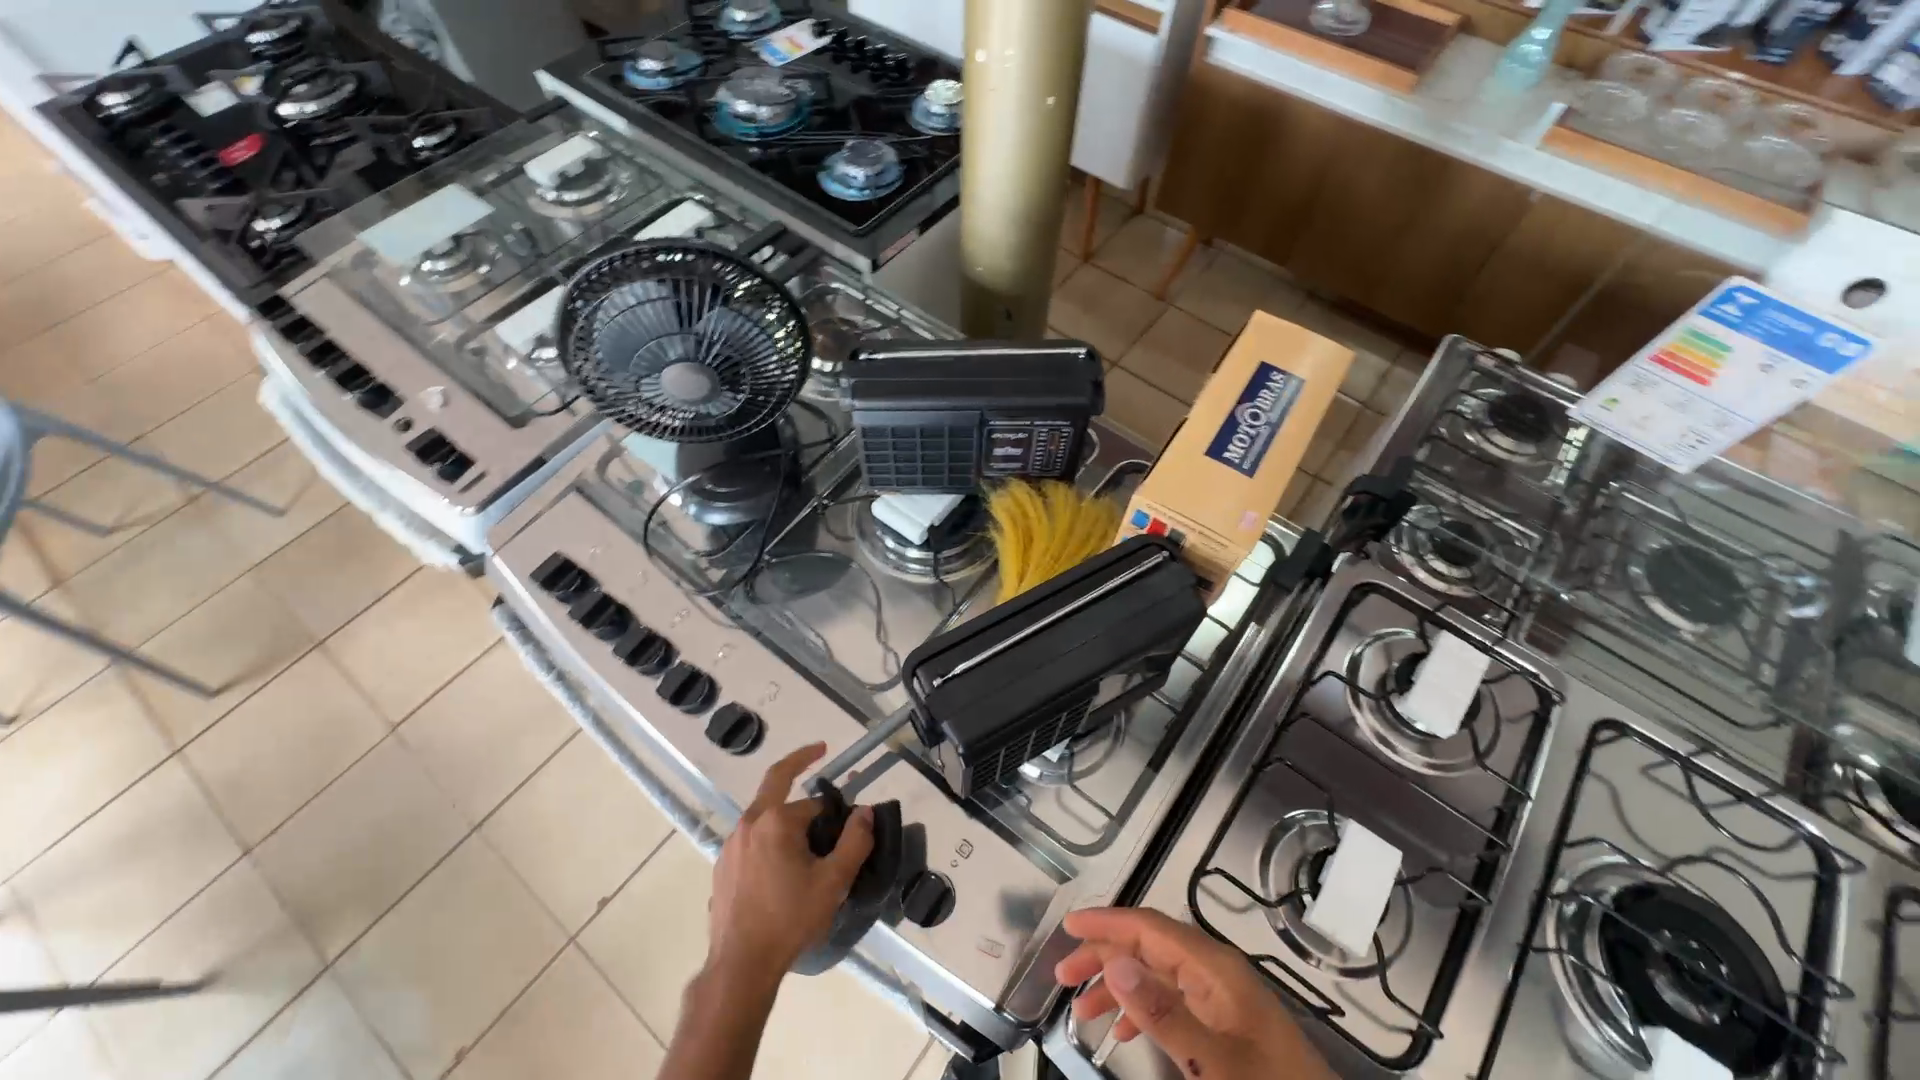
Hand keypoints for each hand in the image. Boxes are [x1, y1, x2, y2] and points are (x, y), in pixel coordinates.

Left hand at [707, 743, 875, 981]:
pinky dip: (769, 837)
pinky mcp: (722, 867)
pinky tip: (781, 865)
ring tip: (807, 836)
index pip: (813, 803)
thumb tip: (865, 811)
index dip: (834, 812)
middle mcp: (748, 823)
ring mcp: (730, 845)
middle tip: (818, 751)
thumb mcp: (833, 881)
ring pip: (763, 816)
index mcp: (775, 821)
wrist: (741, 964)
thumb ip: (854, 841)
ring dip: (785, 814)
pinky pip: (751, 839)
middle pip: (775, 784)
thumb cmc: (790, 919)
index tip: (851, 823)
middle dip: (798, 763)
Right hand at [1054, 908, 1334, 1079]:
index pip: (1150, 927)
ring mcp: (1222, 995)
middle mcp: (1216, 971)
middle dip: (1104, 954)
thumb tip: (1115, 962)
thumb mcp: (1213, 1059)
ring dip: (1118, 986)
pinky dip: (1141, 1008)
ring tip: (1082, 1011)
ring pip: (1156, 974)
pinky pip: (1171, 999)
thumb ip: (1163, 1012)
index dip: (1107, 923)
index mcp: (1214, 967)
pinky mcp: (1225, 1020)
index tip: (1069, 926)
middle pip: (1149, 946)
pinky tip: (1123, 1032)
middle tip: (1062, 976)